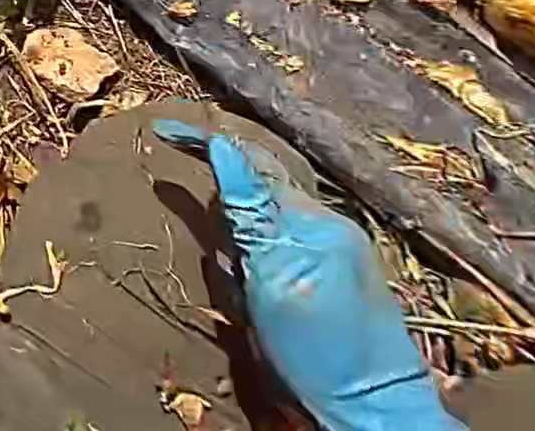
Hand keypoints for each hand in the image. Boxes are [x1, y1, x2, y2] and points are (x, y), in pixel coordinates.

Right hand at [152, 120, 463, 430]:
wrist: (374, 417)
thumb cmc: (318, 353)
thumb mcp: (270, 279)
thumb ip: (245, 211)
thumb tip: (220, 144)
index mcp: (306, 218)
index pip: (246, 158)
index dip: (201, 139)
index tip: (160, 131)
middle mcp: (318, 221)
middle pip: (244, 189)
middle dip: (221, 218)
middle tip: (228, 269)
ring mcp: (326, 244)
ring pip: (252, 219)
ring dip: (235, 250)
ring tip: (247, 300)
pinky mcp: (326, 268)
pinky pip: (269, 244)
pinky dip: (251, 265)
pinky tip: (256, 301)